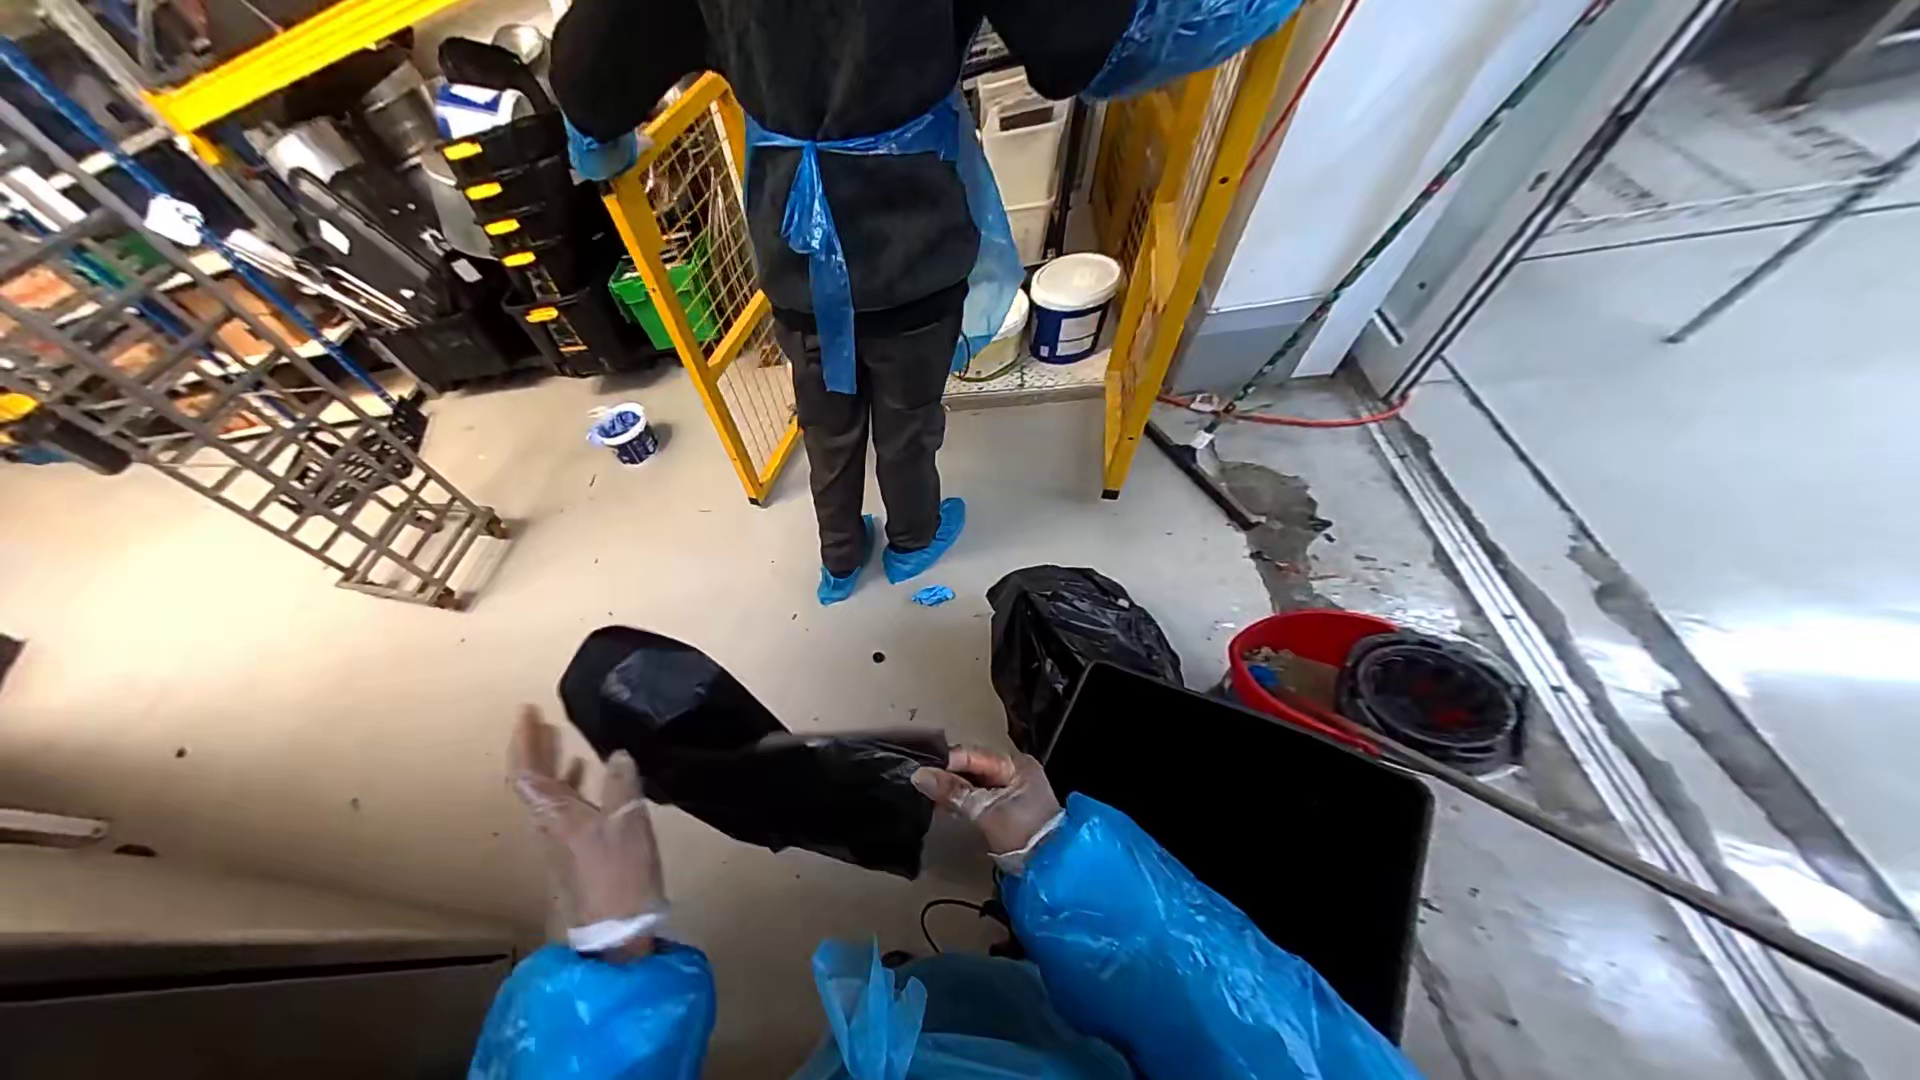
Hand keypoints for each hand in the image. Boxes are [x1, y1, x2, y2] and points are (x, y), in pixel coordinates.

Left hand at [509, 706, 665, 957]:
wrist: (616, 929)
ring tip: (563, 740)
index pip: (528, 772)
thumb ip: (621, 783)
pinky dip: (571, 783)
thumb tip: (617, 753)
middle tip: (543, 720)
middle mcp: (549, 824)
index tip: (528, 712)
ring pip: (546, 793)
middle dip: (534, 748)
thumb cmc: (619, 872)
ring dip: (551, 764)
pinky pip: (564, 805)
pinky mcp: (576, 849)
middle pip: (531, 781)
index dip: (525, 741)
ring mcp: (560, 838)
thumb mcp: (627, 820)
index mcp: (556, 815)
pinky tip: (589, 776)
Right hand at [912, 746, 1064, 869]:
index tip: (921, 767)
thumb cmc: (1022, 834)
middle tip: (921, 779)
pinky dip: (963, 799)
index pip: (975, 755)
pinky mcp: (1007, 807)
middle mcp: (1016, 771)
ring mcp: (1013, 789)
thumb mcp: (985, 811)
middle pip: (974, 767)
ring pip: (974, 782)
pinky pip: (979, 795)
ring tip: (928, 792)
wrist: (1049, 870)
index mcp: (1017, 764)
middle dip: (948, 773)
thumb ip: (953, 791)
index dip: (947, 760)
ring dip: (953, 788)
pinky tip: (944, 804)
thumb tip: (920, 775)